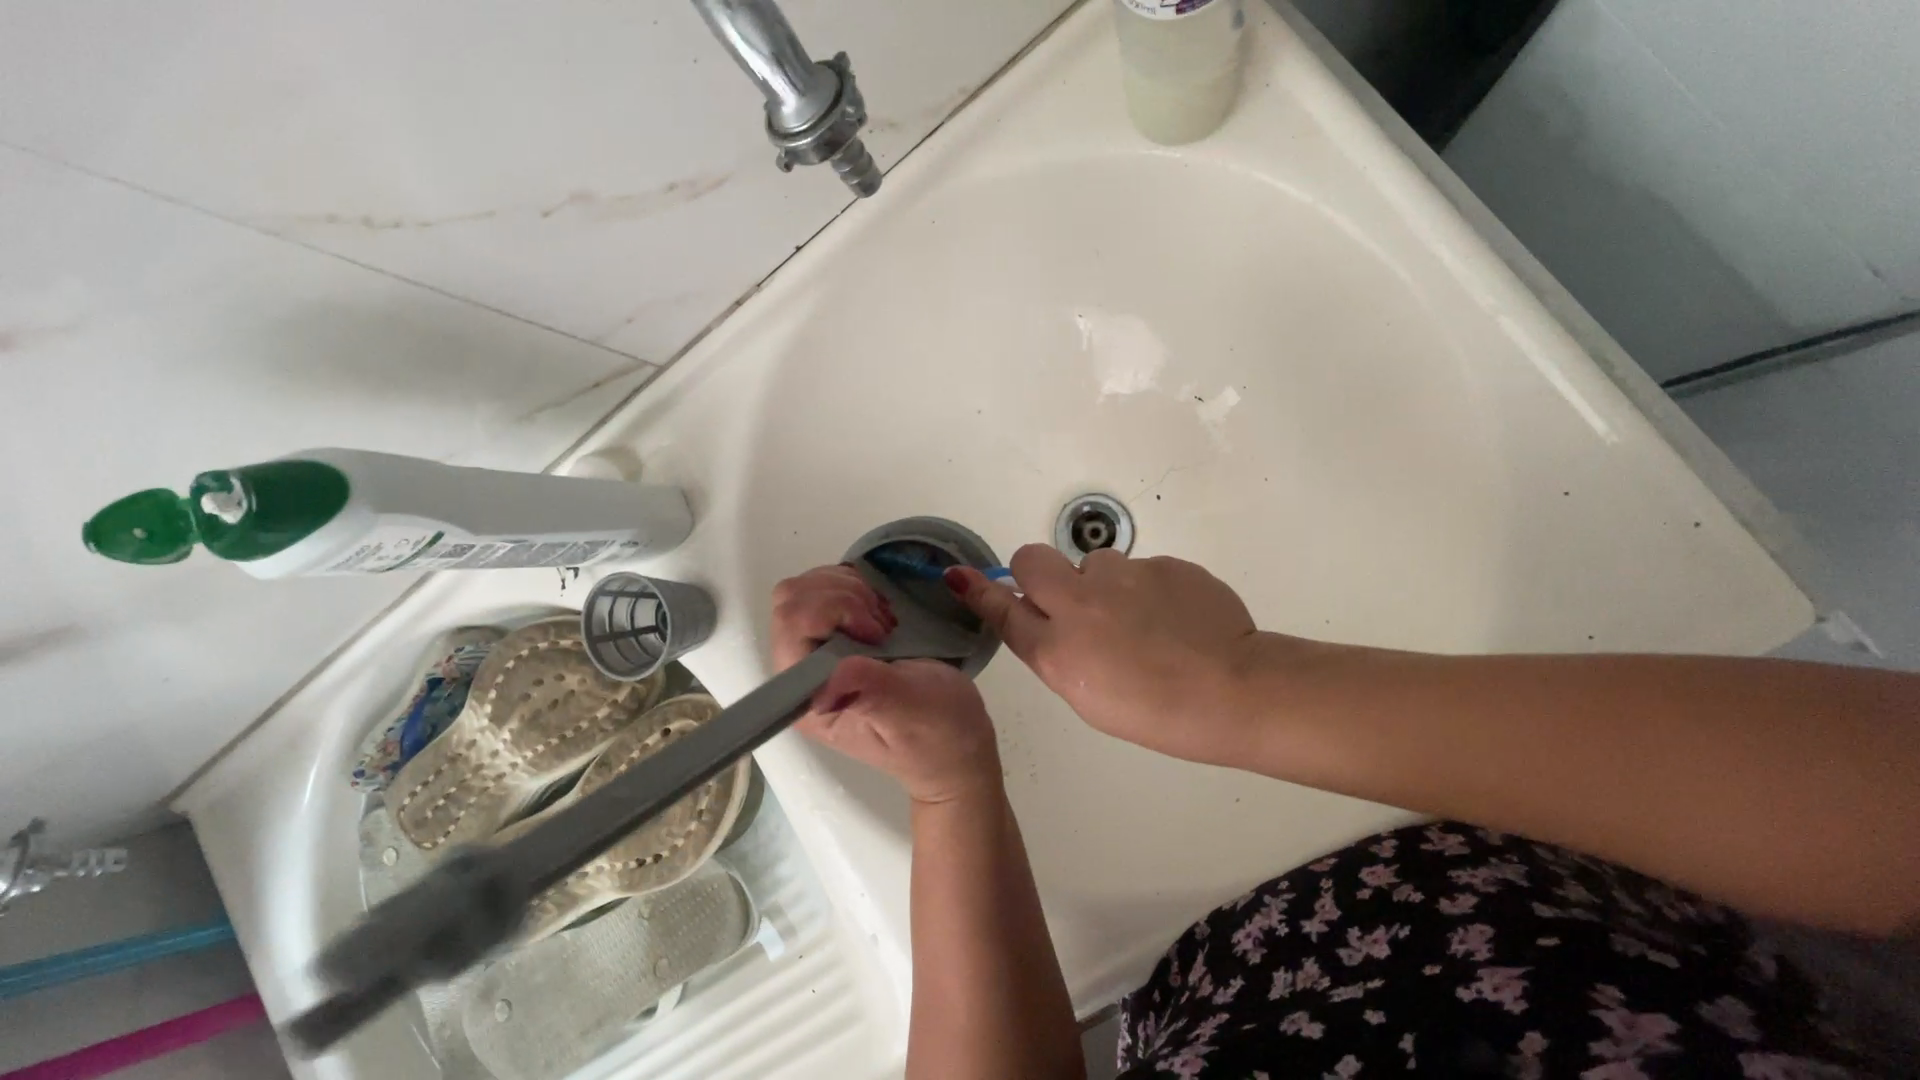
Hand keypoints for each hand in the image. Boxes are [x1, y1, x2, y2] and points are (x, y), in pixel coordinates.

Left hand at [771, 567, 1000, 803]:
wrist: (957, 744)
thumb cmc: (937, 735)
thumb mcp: (909, 711)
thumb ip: (869, 689)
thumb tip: (826, 683)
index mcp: (808, 699)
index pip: (791, 624)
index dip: (834, 610)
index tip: (879, 633)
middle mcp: (802, 674)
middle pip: (792, 599)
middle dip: (843, 597)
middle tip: (883, 628)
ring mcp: (817, 652)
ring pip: (808, 587)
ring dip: (852, 591)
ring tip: (885, 626)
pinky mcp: (836, 636)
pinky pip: (828, 588)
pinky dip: (859, 588)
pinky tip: (882, 616)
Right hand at [945, 545, 1264, 763]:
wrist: (1231, 691)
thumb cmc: (1156, 714)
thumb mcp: (1089, 695)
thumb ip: (1058, 652)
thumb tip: (1045, 620)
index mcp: (1057, 649)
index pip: (1002, 608)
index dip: (979, 590)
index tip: (960, 576)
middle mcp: (1079, 603)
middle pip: (1032, 559)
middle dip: (1040, 573)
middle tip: (1071, 601)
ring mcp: (1123, 576)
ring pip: (1094, 563)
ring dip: (1104, 584)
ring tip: (1140, 620)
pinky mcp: (1163, 563)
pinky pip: (1141, 569)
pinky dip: (1147, 589)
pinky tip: (1173, 618)